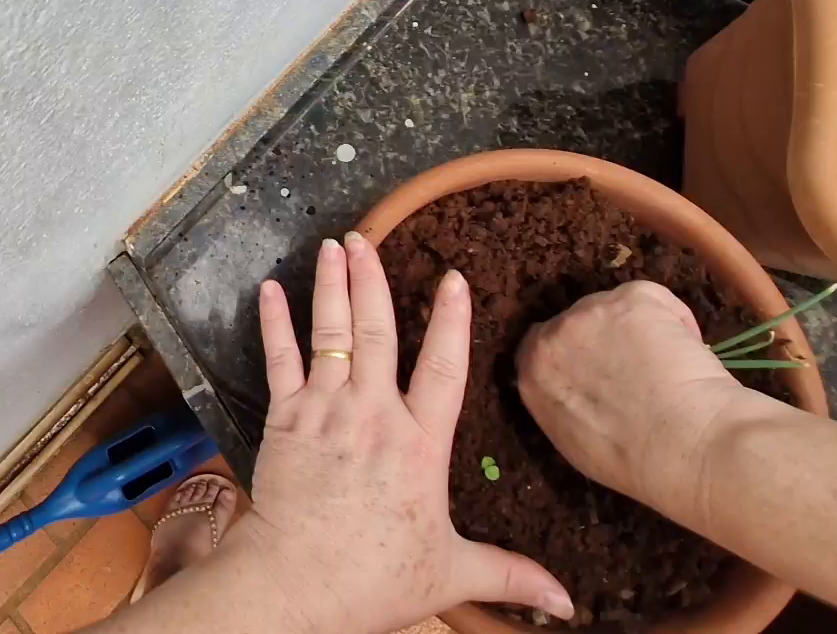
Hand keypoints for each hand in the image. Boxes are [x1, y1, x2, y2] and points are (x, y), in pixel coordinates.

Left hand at [221, 233, 573, 633]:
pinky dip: (274, 321)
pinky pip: (279, 357)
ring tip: (331, 246)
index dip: (452, 321)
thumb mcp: (451, 573)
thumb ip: (508, 573)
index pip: (444, 368)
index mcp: (420, 443)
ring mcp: (325, 407)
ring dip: (330, 286)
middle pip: (377, 331)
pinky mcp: (285, 413)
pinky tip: (269, 289)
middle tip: (365, 238)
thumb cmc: (377, 576)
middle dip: (372, 279)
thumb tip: (567, 602)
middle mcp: (373, 412)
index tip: (454, 279)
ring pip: (331, 333)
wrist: (301, 577)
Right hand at [515, 281, 751, 510]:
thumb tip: (571, 392)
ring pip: (613, 308)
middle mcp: (550, 335)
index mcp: (530, 370)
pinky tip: (690, 354)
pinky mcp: (629, 300)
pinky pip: (654, 300)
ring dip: (638, 330)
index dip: (573, 354)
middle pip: (575, 323)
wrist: (691, 450)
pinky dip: (675, 321)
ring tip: (670, 369)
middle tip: (639, 370)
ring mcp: (588, 313)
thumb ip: (557, 404)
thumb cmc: (636, 464)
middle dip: (602, 339)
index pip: (540, 347)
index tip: (600, 372)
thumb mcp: (573, 441)